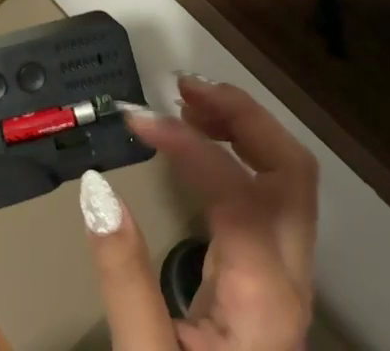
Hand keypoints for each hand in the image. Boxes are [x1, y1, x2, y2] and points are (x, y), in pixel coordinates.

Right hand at [81, 75, 317, 349]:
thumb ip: (121, 273)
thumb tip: (97, 189)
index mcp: (263, 299)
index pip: (237, 192)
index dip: (186, 144)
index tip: (134, 119)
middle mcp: (290, 280)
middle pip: (292, 172)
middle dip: (242, 117)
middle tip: (181, 89)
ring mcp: (288, 280)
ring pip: (291, 181)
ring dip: (245, 131)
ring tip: (187, 104)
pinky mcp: (271, 281)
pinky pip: (272, 199)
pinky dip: (240, 157)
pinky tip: (200, 151)